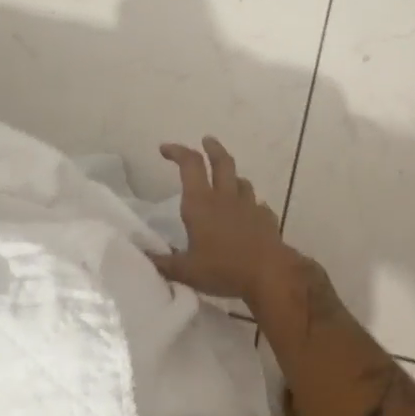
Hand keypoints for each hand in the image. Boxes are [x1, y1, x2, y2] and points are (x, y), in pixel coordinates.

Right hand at [150, 137, 300, 300]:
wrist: (269, 274)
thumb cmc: (223, 269)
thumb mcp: (186, 271)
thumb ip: (164, 262)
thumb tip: (144, 255)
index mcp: (201, 203)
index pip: (190, 165)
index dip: (177, 152)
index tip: (165, 149)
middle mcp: (225, 197)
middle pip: (221, 162)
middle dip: (212, 148)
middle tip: (207, 140)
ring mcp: (250, 206)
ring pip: (242, 181)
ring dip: (233, 177)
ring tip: (228, 181)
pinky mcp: (266, 219)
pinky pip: (258, 205)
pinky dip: (251, 205)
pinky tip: (249, 213)